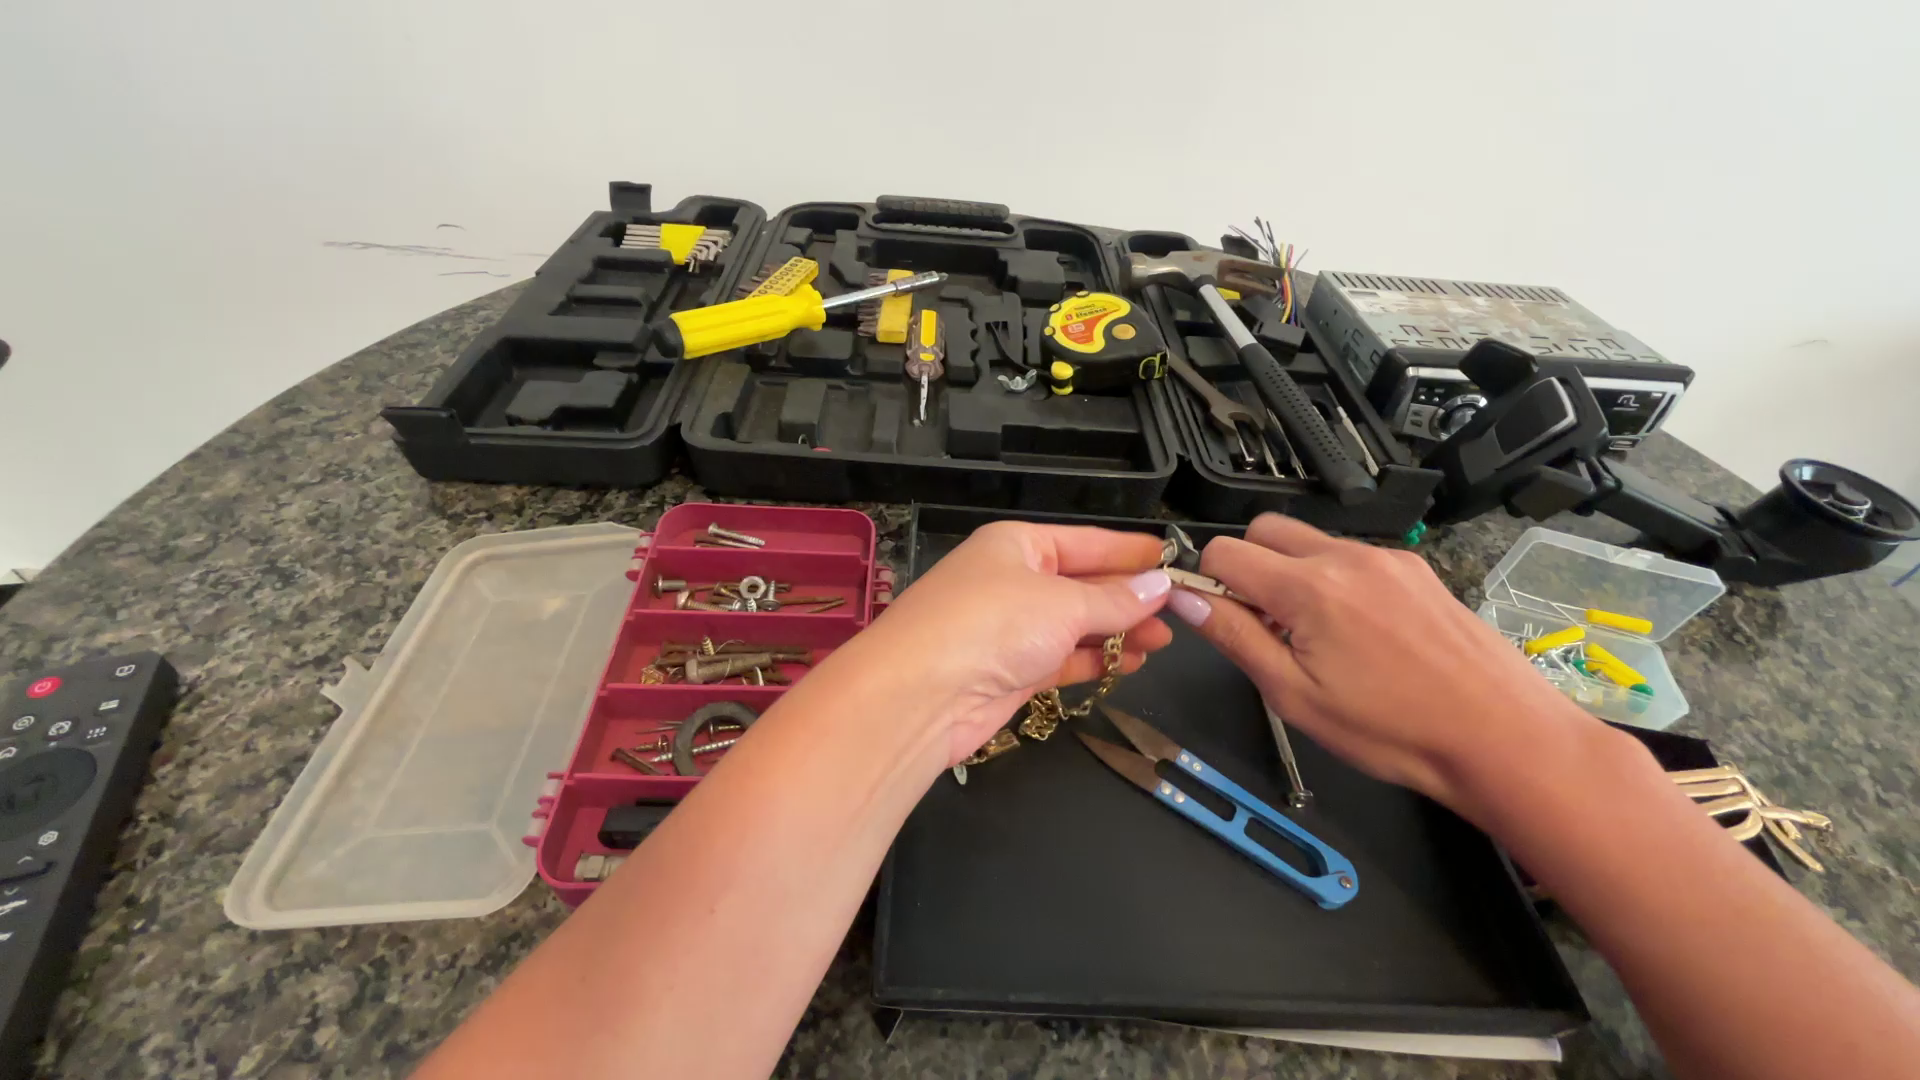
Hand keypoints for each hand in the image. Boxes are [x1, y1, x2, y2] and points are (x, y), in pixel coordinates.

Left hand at [844, 523, 1174, 764]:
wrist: (920, 695)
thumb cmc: (992, 625)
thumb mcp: (1062, 603)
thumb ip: (1115, 599)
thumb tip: (1159, 585)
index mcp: (1017, 545)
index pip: (1084, 542)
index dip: (1128, 551)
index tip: (1171, 559)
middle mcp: (1012, 581)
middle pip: (1082, 583)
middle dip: (1129, 596)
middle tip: (1179, 609)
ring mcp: (1010, 629)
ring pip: (1075, 624)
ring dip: (1118, 631)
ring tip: (1164, 638)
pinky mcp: (1011, 672)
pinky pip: (1063, 658)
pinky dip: (1095, 659)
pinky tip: (1131, 662)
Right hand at [1165, 514, 1599, 812]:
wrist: (1503, 738)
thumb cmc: (1390, 729)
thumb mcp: (1293, 694)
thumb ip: (1233, 636)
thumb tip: (1183, 597)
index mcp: (1308, 587)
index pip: (1224, 550)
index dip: (1207, 582)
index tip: (1220, 618)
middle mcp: (1345, 556)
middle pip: (1263, 529)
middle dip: (1245, 566)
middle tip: (1261, 622)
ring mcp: (1386, 558)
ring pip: (1307, 541)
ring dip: (1288, 573)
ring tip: (1312, 634)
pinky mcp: (1415, 568)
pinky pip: (1350, 555)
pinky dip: (1330, 578)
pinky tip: (1356, 631)